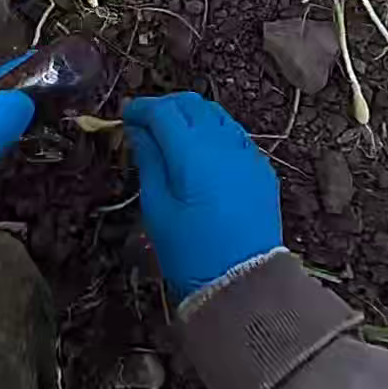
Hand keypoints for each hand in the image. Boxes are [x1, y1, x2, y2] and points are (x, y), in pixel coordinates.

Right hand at [124, 92, 281, 298]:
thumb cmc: (191, 252)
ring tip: (172, 134)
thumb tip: (138, 130)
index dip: (141, 108)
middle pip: (192, 104)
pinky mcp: (261, 167)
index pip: (163, 111)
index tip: (126, 115)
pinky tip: (201, 151)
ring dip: (191, 115)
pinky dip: (213, 131)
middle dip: (166, 106)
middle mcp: (223, 142)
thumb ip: (148, 161)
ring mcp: (247, 152)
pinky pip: (233, 134)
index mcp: (193, 151)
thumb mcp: (158, 208)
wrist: (246, 284)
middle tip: (146, 123)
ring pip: (215, 114)